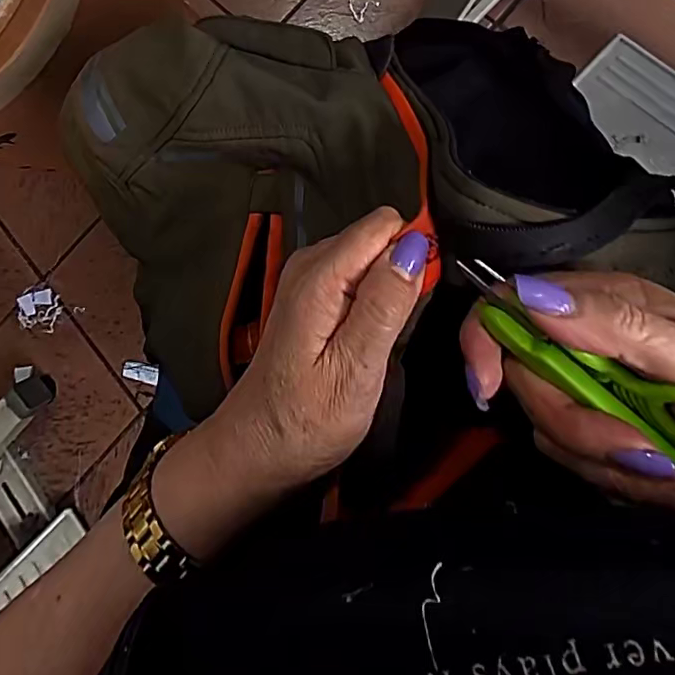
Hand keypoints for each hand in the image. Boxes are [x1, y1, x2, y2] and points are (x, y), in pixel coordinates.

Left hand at [154, 207, 427, 556]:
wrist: (255, 449)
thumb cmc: (304, 421)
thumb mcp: (355, 370)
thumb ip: (385, 304)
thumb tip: (415, 246)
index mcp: (320, 275)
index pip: (385, 224)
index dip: (413, 252)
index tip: (419, 297)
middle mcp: (312, 262)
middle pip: (379, 237)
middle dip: (404, 271)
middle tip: (398, 330)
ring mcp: (310, 275)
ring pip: (374, 255)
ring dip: (391, 288)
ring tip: (382, 339)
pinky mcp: (314, 291)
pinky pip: (361, 273)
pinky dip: (375, 298)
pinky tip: (367, 337)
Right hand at [460, 271, 674, 538]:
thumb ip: (623, 327)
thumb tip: (532, 297)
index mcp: (619, 304)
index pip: (518, 301)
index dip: (489, 338)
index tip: (485, 390)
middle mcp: (603, 340)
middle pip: (528, 372)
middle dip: (577, 421)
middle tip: (642, 447)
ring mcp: (608, 390)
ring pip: (551, 423)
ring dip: (609, 458)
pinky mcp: (616, 435)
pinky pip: (580, 460)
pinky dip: (623, 480)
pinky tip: (674, 480)